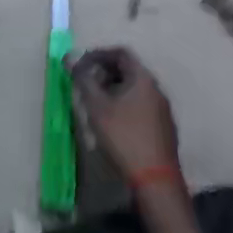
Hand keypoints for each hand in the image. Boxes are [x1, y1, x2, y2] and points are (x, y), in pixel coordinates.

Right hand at [73, 47, 179, 184]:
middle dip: (104, 73)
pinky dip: (124, 105)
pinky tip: (113, 123)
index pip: (121, 53)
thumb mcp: (97, 107)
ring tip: (95, 105)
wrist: (156, 180)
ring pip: (134, 90)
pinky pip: (140, 106)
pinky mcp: (163, 128)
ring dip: (113, 90)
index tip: (81, 65)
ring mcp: (162, 109)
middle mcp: (156, 88)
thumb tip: (69, 58)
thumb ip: (83, 80)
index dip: (98, 54)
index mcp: (143, 78)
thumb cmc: (124, 137)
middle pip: (128, 70)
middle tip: (85, 85)